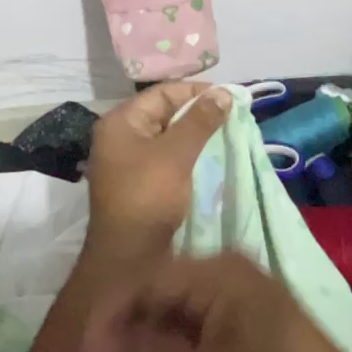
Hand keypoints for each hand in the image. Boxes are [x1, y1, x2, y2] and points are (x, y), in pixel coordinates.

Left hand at [81, 82, 231, 263]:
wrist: (127, 259)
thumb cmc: (148, 198)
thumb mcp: (176, 155)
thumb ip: (200, 121)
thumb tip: (223, 93)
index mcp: (120, 122)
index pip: (162, 93)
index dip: (196, 91)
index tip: (230, 98)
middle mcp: (119, 137)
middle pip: (163, 114)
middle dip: (198, 114)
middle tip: (232, 118)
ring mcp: (126, 162)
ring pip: (166, 138)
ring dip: (195, 137)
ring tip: (227, 137)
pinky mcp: (137, 184)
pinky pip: (165, 160)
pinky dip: (187, 157)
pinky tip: (209, 161)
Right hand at [81, 252, 351, 351]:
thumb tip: (93, 347)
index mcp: (219, 273)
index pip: (145, 279)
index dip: (109, 314)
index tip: (82, 351)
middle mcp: (228, 268)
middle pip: (159, 286)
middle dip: (127, 324)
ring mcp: (241, 287)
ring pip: (176, 302)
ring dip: (149, 333)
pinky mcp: (248, 310)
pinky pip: (197, 314)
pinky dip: (175, 338)